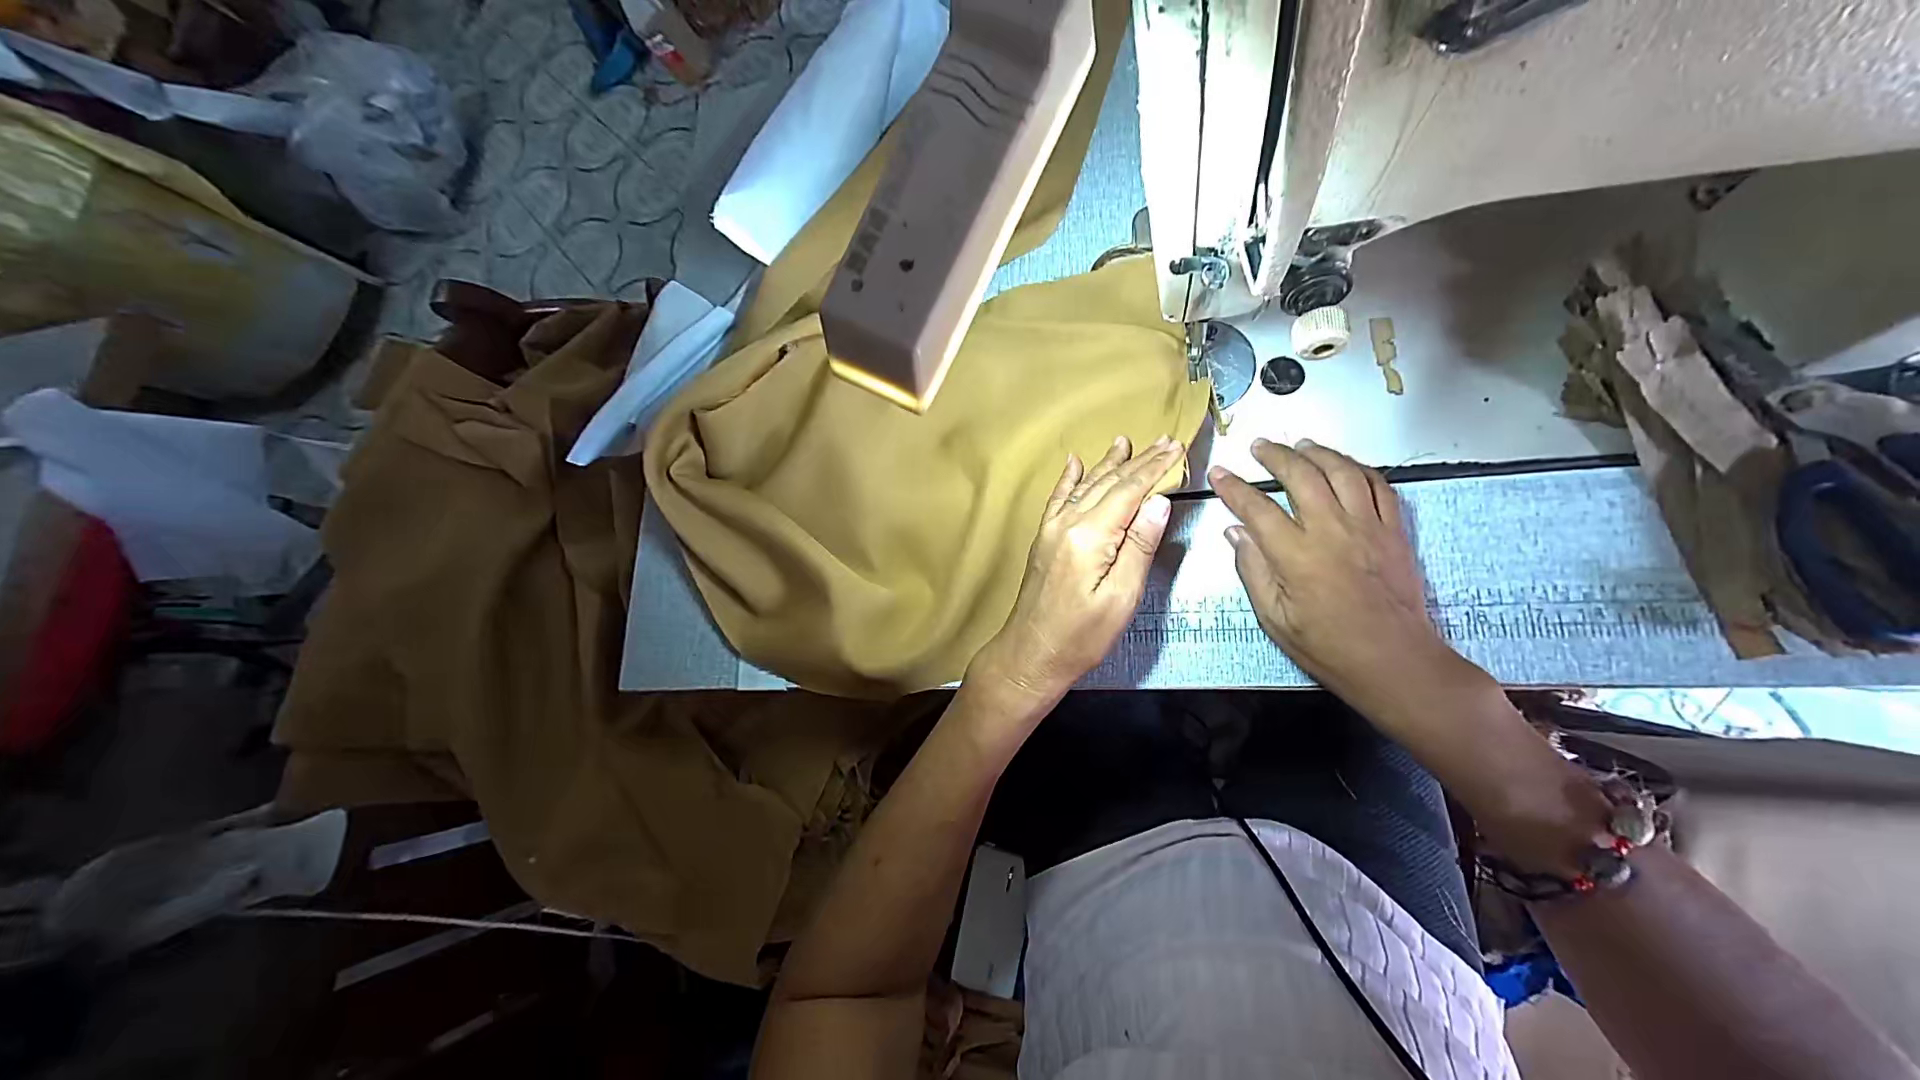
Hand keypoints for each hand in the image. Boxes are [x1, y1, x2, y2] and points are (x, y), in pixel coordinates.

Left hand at [968, 435, 1183, 714]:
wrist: (1030, 654)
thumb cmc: (1080, 636)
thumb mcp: (1121, 598)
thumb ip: (1139, 546)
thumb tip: (1158, 502)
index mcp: (1089, 536)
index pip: (1129, 491)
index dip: (1155, 468)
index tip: (1176, 447)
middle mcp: (1067, 524)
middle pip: (1108, 483)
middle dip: (1139, 461)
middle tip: (1163, 440)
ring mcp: (1051, 530)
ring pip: (1084, 486)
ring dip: (1108, 464)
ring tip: (1125, 442)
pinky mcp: (1044, 540)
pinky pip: (1057, 499)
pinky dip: (1069, 479)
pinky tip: (1074, 462)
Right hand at [1208, 439, 1455, 706]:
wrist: (1395, 661)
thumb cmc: (1329, 647)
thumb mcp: (1275, 618)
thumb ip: (1253, 571)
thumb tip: (1236, 533)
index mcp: (1297, 556)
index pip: (1257, 508)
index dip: (1234, 487)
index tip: (1219, 474)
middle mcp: (1333, 531)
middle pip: (1302, 475)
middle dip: (1276, 455)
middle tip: (1260, 447)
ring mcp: (1369, 527)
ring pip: (1343, 471)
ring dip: (1319, 453)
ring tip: (1301, 445)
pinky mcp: (1395, 532)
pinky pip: (1380, 486)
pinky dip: (1359, 469)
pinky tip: (1345, 466)